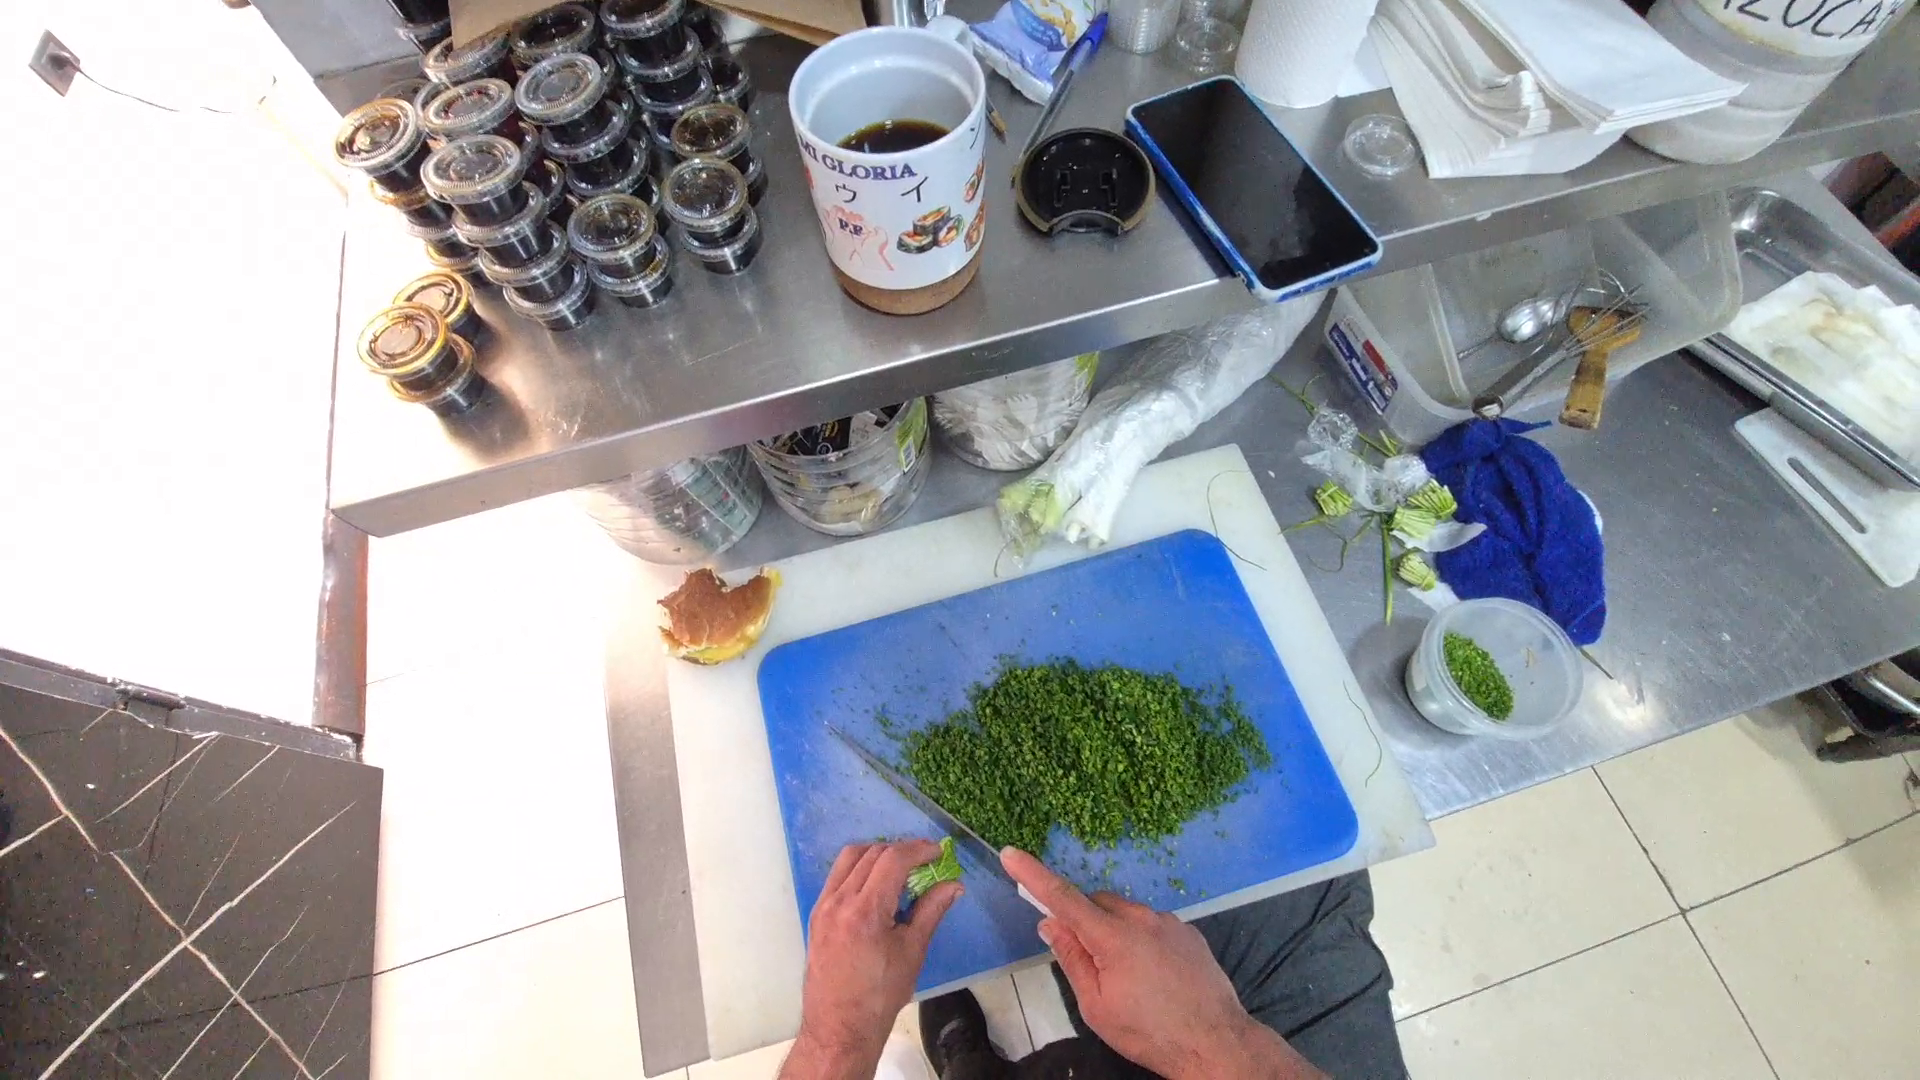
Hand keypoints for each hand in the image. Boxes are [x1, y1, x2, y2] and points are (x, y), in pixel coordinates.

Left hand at [781, 840, 962, 1078]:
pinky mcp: (817, 914)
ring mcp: (824, 906)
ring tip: (899, 867)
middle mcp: (840, 901)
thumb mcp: (912, 952)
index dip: (918, 849)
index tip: (937, 851)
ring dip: (878, 853)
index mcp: (865, 911)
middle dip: (902, 850)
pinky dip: (859, 867)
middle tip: (924, 861)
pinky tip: (875, 883)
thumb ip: (932, 910)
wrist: (839, 1029)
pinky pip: (838, 875)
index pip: (893, 859)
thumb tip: (954, 885)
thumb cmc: (880, 995)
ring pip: (851, 858)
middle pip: (873, 854)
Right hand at [1002, 848, 1324, 1079]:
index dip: (1032, 874)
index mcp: (1111, 936)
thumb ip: (1071, 959)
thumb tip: (1050, 923)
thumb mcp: (1097, 1007)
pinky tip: (1156, 976)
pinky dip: (1143, 940)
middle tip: (1091, 962)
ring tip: (1132, 978)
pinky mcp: (1188, 930)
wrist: (1218, 1046)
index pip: (1062, 897)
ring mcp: (1167, 921)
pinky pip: (1152, 924)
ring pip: (1125, 913)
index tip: (1010, 853)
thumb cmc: (1149, 1033)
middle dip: (1085, 922)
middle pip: (1095, 903)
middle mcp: (1139, 916)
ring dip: (1116, 932)